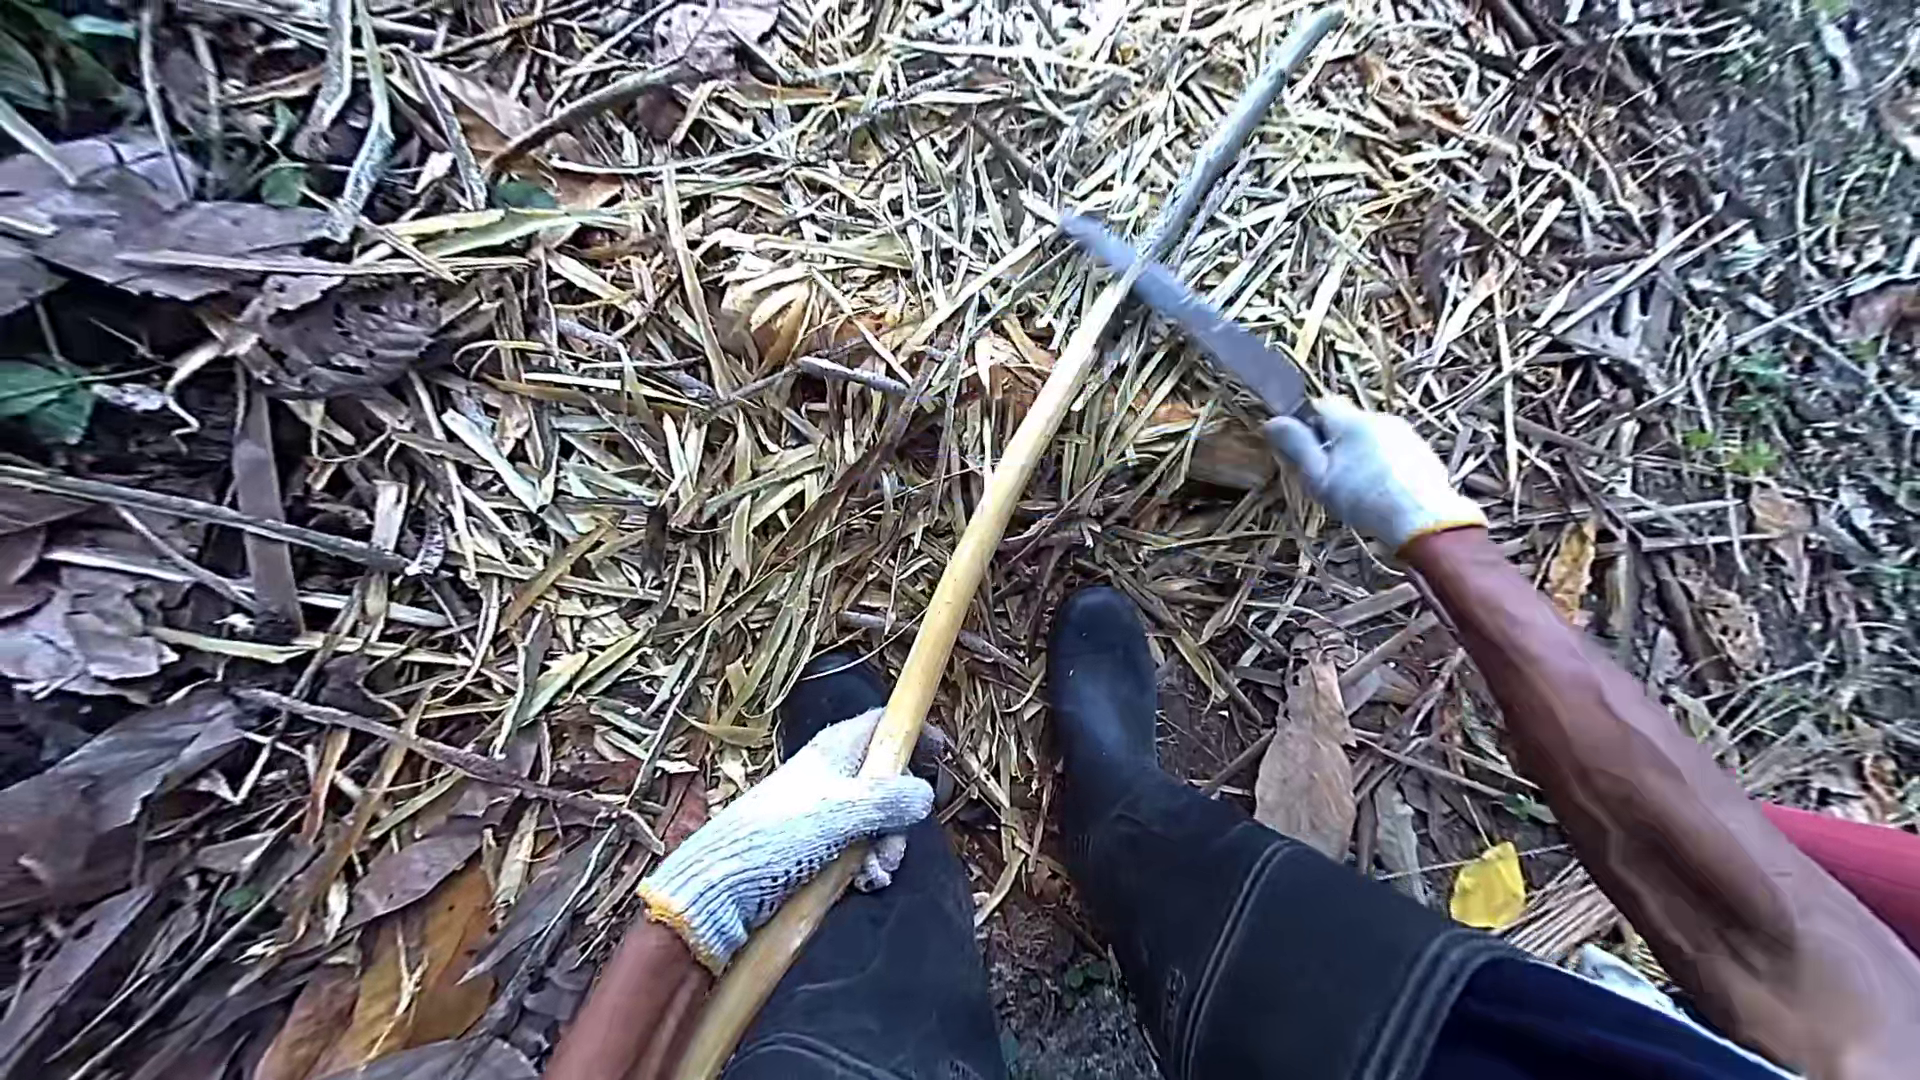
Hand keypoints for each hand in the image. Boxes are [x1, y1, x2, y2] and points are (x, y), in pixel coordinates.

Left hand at [637, 708, 932, 970]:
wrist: (719, 888)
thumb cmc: (778, 834)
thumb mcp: (841, 810)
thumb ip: (889, 798)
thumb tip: (928, 792)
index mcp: (837, 748)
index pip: (884, 722)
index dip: (913, 731)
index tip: (942, 752)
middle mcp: (835, 773)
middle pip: (890, 777)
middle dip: (902, 812)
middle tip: (894, 845)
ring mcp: (828, 809)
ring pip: (879, 817)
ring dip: (886, 845)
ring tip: (873, 873)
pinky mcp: (820, 844)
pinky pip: (860, 845)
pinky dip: (867, 863)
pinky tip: (861, 883)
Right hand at [1263, 396, 1485, 551]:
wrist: (1423, 521)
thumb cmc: (1363, 501)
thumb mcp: (1318, 476)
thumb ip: (1296, 446)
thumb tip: (1273, 421)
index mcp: (1352, 422)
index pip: (1320, 403)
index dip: (1305, 422)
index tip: (1300, 449)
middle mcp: (1381, 419)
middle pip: (1344, 420)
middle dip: (1328, 440)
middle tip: (1322, 472)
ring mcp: (1404, 434)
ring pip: (1365, 435)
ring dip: (1351, 451)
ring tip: (1349, 485)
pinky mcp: (1420, 450)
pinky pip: (1386, 447)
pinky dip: (1374, 461)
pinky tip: (1373, 488)